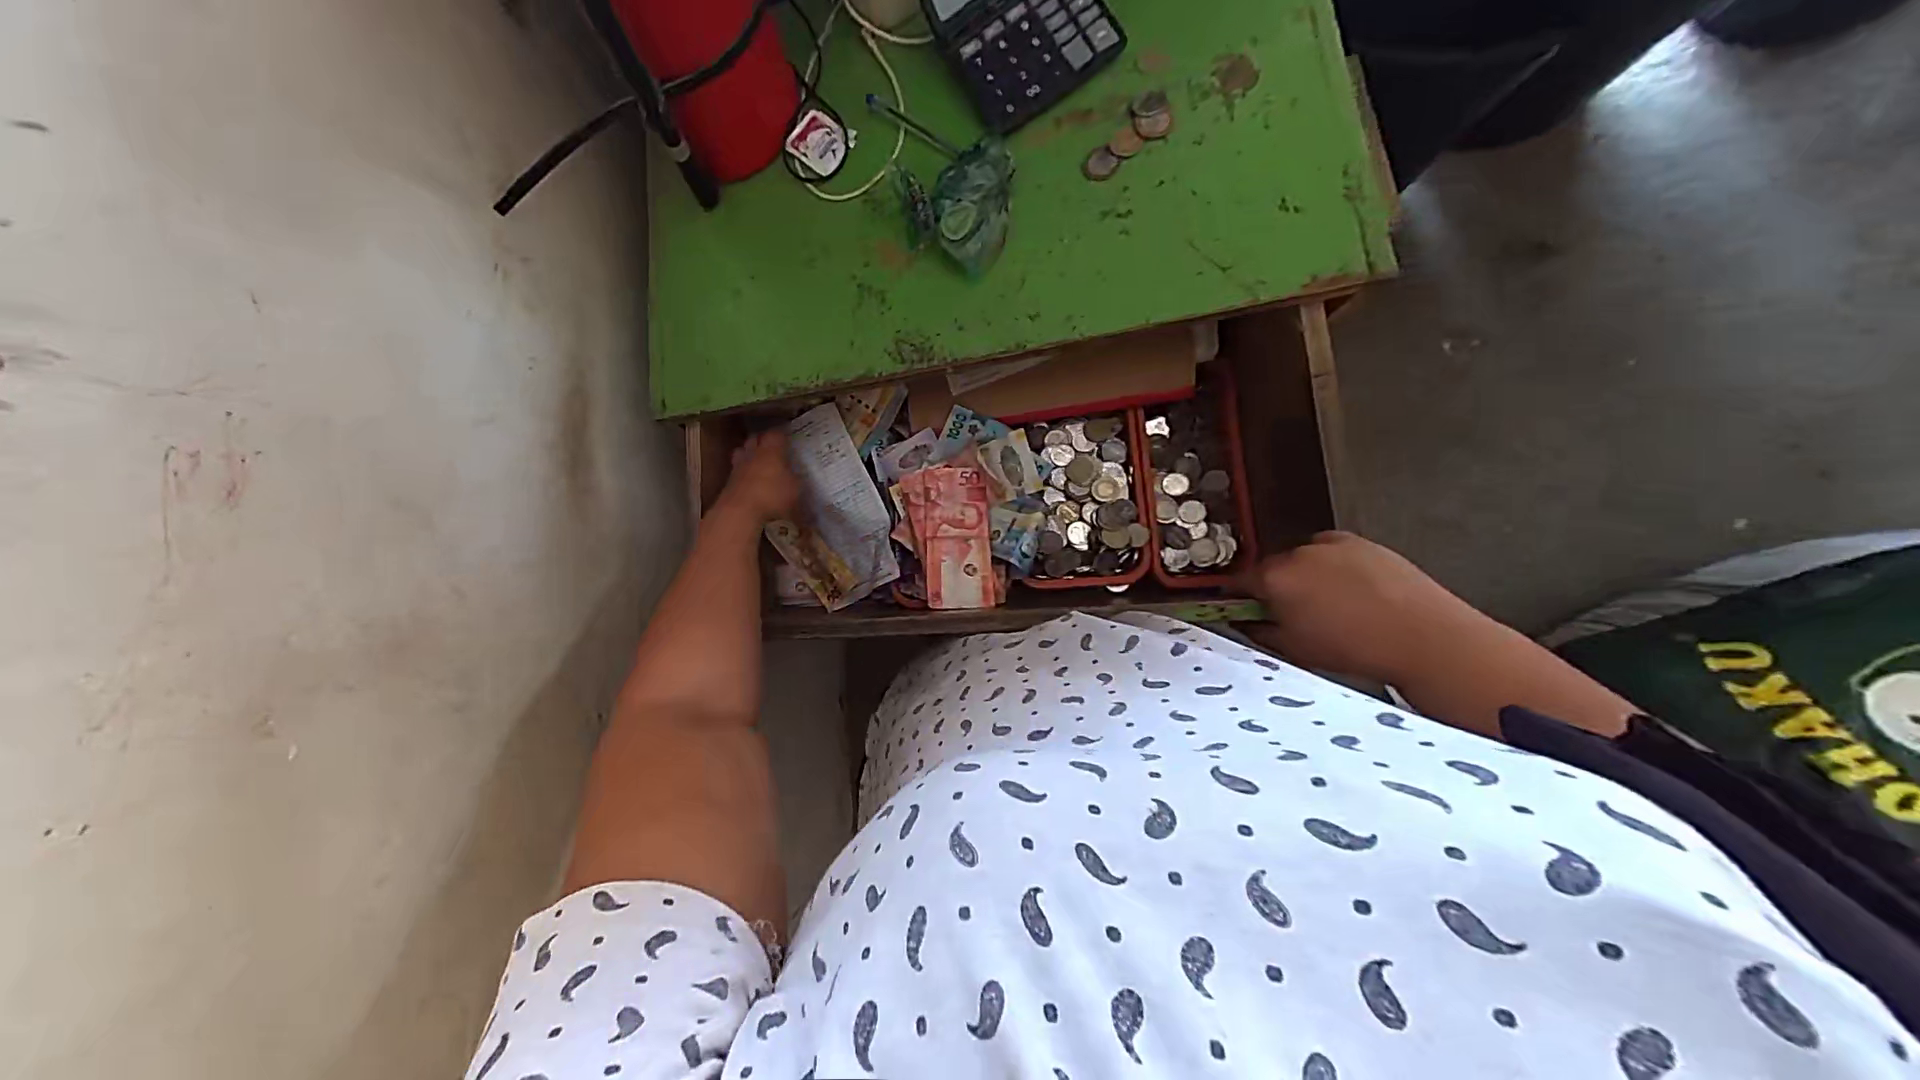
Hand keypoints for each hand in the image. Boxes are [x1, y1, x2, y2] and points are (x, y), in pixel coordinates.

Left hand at [714, 430, 800, 523]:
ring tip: (757, 461)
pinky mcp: (728, 482)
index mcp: (770, 451)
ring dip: (748, 454)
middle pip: (754, 438)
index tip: (788, 438)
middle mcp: (752, 454)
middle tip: (772, 447)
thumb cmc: (773, 497)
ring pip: (741, 452)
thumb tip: (795, 475)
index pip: (775, 434)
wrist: (739, 513)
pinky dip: (743, 472)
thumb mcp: (795, 489)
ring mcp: (737, 467)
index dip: (782, 435)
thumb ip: (795, 479)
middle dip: (762, 440)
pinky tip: (749, 480)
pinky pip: (736, 470)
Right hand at [1239, 531, 1498, 683]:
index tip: (1240, 605)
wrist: (1425, 638)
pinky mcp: (1362, 542)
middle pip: (1273, 567)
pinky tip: (1352, 593)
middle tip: (1291, 614)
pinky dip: (1335, 568)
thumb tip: (1247, 623)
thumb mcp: (1295, 648)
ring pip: (1305, 559)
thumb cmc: (1359, 647)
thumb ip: (1260, 631)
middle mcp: (1299, 553)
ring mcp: (1332, 544)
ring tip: (1330, 607)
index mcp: (1276, 578)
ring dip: (1307, 576)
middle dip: (1276, 586)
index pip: (1240, 580)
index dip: (1237, 595)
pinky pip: (1334, 553)